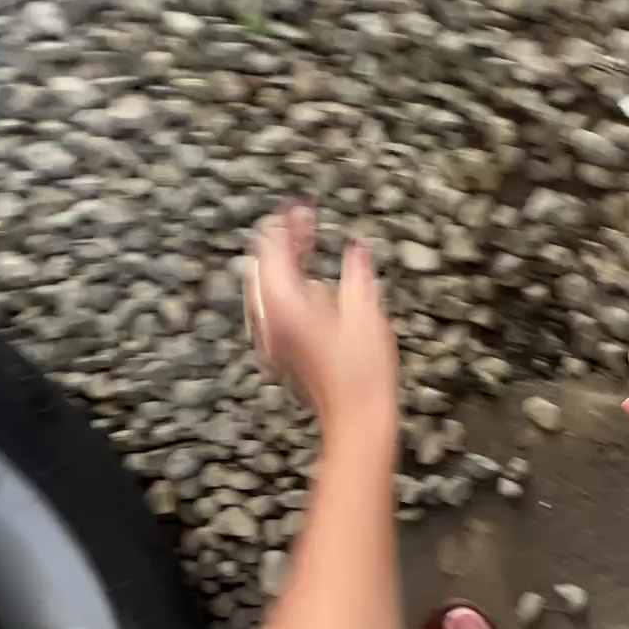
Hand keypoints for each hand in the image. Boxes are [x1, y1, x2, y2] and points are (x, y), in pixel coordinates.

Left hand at [245, 203, 397, 442]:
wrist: (357, 419)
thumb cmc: (362, 373)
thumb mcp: (366, 313)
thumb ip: (356, 273)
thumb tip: (356, 248)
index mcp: (284, 301)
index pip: (271, 247)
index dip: (286, 223)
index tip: (304, 210)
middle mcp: (269, 318)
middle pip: (262, 265)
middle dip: (283, 240)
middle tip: (307, 225)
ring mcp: (273, 337)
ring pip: (266, 286)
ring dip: (285, 263)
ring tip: (309, 249)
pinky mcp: (283, 350)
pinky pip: (275, 308)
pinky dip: (289, 288)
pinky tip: (312, 288)